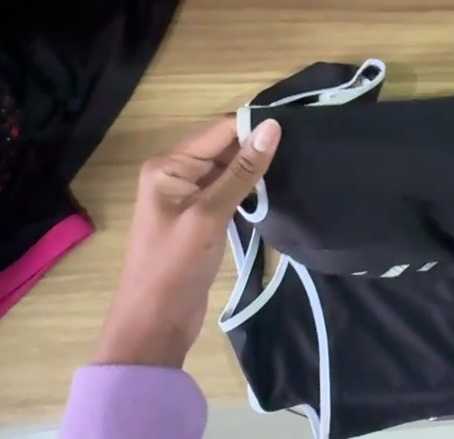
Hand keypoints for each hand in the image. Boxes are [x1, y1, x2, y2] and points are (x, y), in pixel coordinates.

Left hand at [91, 117, 281, 366]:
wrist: (153, 327)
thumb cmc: (174, 267)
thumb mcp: (210, 215)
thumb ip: (242, 170)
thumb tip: (272, 127)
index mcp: (168, 165)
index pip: (219, 131)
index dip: (253, 127)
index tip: (294, 126)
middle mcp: (175, 172)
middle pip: (224, 146)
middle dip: (256, 146)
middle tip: (300, 146)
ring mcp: (187, 194)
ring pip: (229, 167)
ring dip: (254, 167)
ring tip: (294, 161)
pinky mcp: (199, 215)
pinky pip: (227, 188)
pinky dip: (248, 186)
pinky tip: (273, 186)